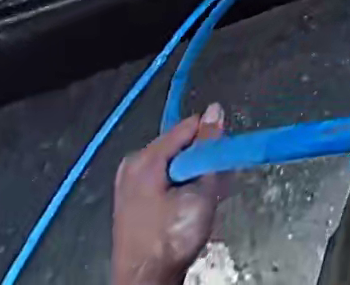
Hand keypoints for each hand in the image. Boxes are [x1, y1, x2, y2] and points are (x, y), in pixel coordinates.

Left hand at [112, 104, 225, 284]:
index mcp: (145, 158)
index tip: (221, 162)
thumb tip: (215, 108)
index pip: (189, 126)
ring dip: (192, 173)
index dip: (210, 140)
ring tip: (200, 199)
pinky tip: (185, 205)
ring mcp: (128, 181)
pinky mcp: (130, 197)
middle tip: (212, 186)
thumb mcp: (200, 193)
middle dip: (201, 159)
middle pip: (180, 143)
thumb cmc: (173, 240)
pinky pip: (162, 175)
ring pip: (173, 161)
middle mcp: (132, 163)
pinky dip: (178, 184)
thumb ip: (209, 149)